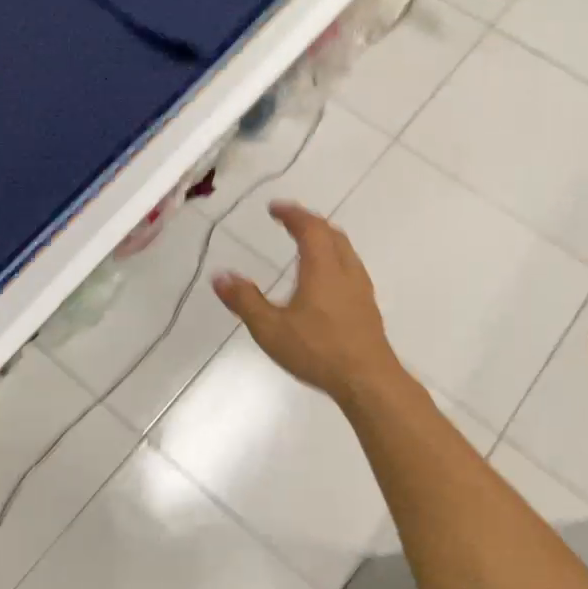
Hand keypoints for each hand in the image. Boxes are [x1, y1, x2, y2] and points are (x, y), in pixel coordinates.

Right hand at [211, 200, 403, 404]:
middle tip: (289, 221)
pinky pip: (350, 268)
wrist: (368, 380)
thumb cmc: (317, 350)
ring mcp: (360, 290)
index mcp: (322, 269)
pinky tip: (322, 279)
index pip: (310, 229)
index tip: (274, 208)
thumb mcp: (269, 327)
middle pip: (332, 235)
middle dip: (310, 223)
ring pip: (345, 251)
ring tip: (305, 244)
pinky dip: (333, 258)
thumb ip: (244, 300)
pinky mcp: (366, 307)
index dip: (292, 214)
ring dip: (324, 240)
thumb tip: (220, 275)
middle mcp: (346, 272)